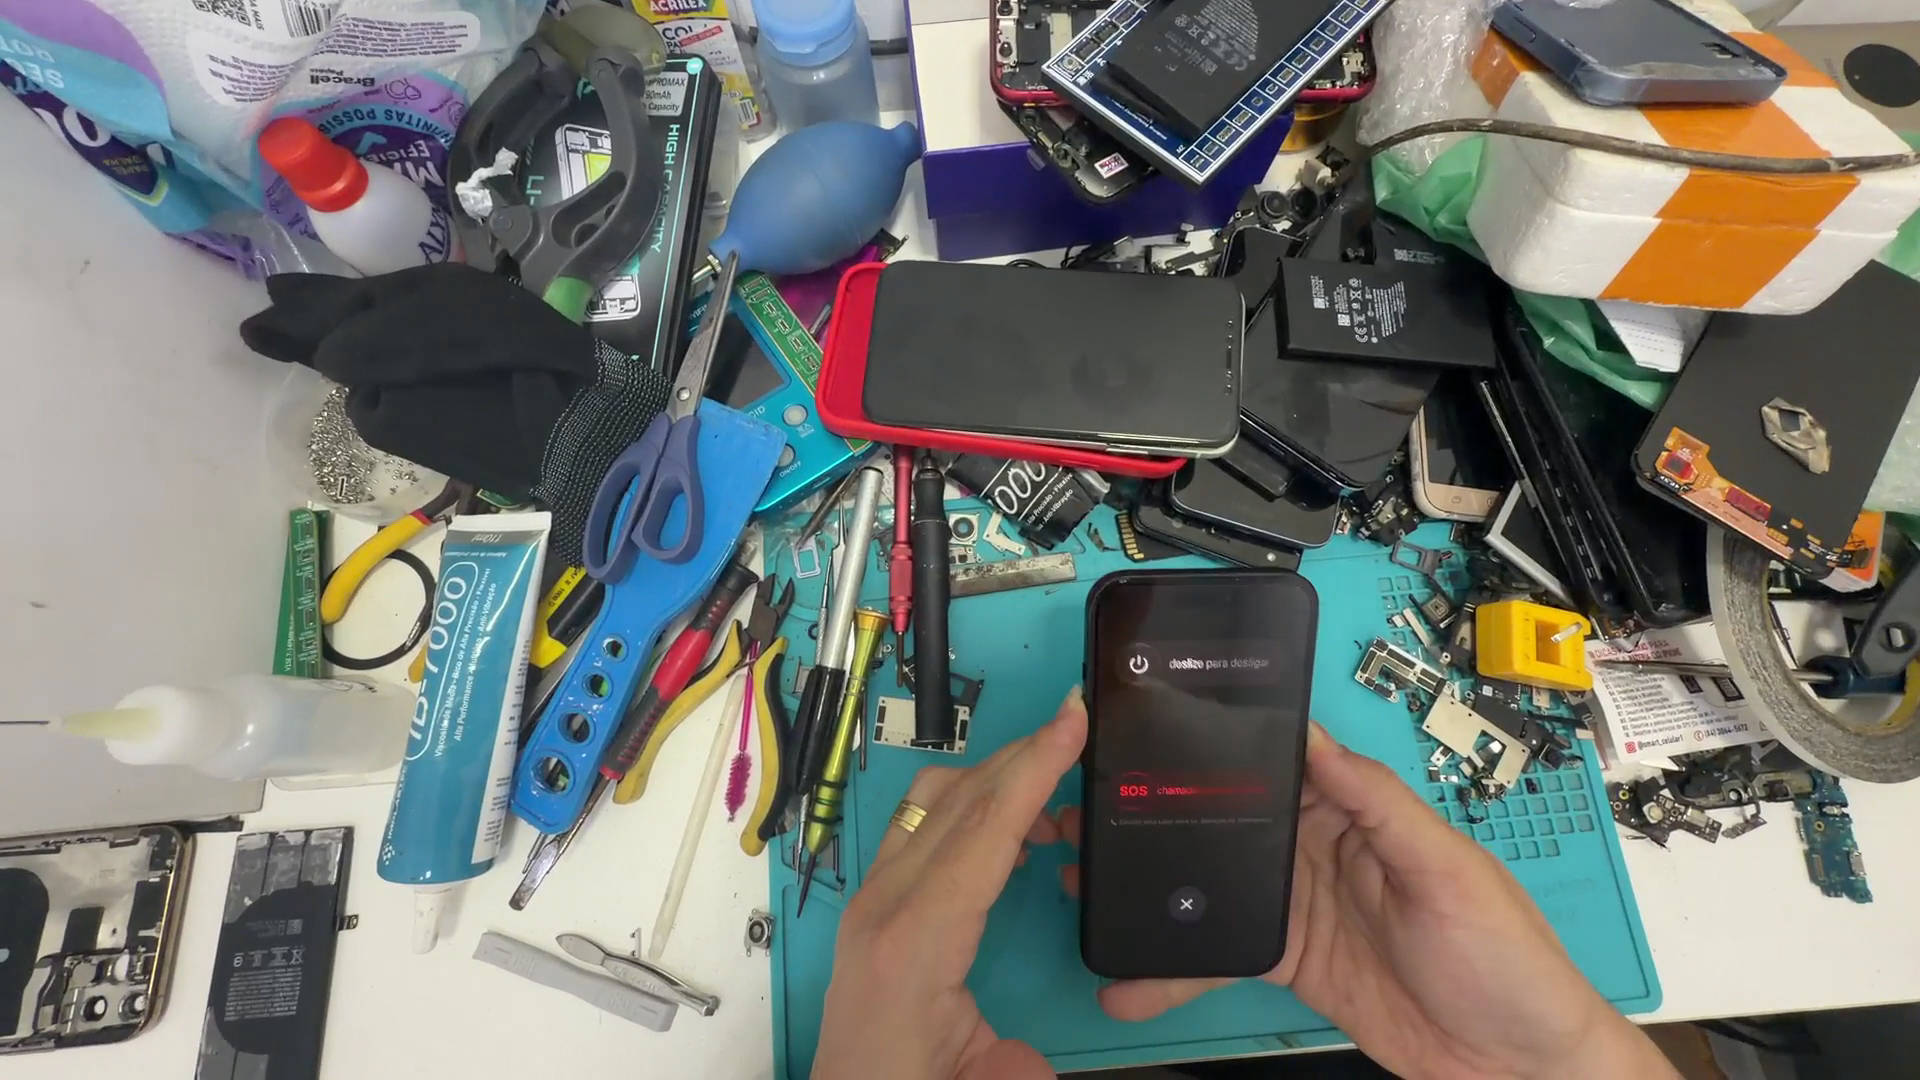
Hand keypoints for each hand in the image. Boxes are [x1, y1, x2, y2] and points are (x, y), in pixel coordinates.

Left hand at [812, 690, 1086, 1079]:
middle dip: (1023, 753)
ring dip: (997, 778)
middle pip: (961, 797)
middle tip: (1074, 728)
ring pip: (936, 797)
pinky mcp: (878, 894)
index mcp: (913, 939)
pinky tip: (1012, 835)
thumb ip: (1019, 1067)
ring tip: (1054, 798)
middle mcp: (886, 898)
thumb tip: (1037, 1046)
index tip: (1070, 718)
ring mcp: (876, 891)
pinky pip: (925, 822)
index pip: (984, 827)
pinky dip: (973, 806)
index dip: (1033, 767)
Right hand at [1061, 725, 1677, 1079]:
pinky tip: (1130, 979)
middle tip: (1084, 817)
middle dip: (1149, 815)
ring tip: (1084, 884)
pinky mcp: (1280, 954)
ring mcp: (1285, 901)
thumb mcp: (1445, 868)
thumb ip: (1376, 801)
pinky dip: (1170, 968)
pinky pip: (1213, 953)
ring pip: (1200, 881)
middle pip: (1212, 819)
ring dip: (1146, 886)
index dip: (1200, 749)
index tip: (1137, 744)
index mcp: (1339, 807)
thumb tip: (1312, 735)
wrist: (1519, 1072)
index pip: (1258, 763)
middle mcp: (1302, 844)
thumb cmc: (1503, 955)